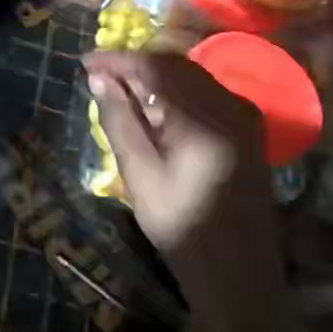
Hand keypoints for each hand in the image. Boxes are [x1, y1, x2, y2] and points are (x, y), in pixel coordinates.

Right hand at [83, 51, 280, 301]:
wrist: (237, 270)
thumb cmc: (180, 226)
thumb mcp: (139, 174)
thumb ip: (119, 121)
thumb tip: (99, 79)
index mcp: (203, 121)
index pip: (155, 69)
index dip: (117, 61)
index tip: (84, 63)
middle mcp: (230, 109)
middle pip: (177, 66)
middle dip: (135, 64)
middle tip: (98, 74)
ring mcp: (245, 118)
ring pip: (194, 76)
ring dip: (155, 74)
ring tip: (120, 86)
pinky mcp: (248, 130)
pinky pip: (208, 92)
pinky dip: (176, 89)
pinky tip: (154, 104)